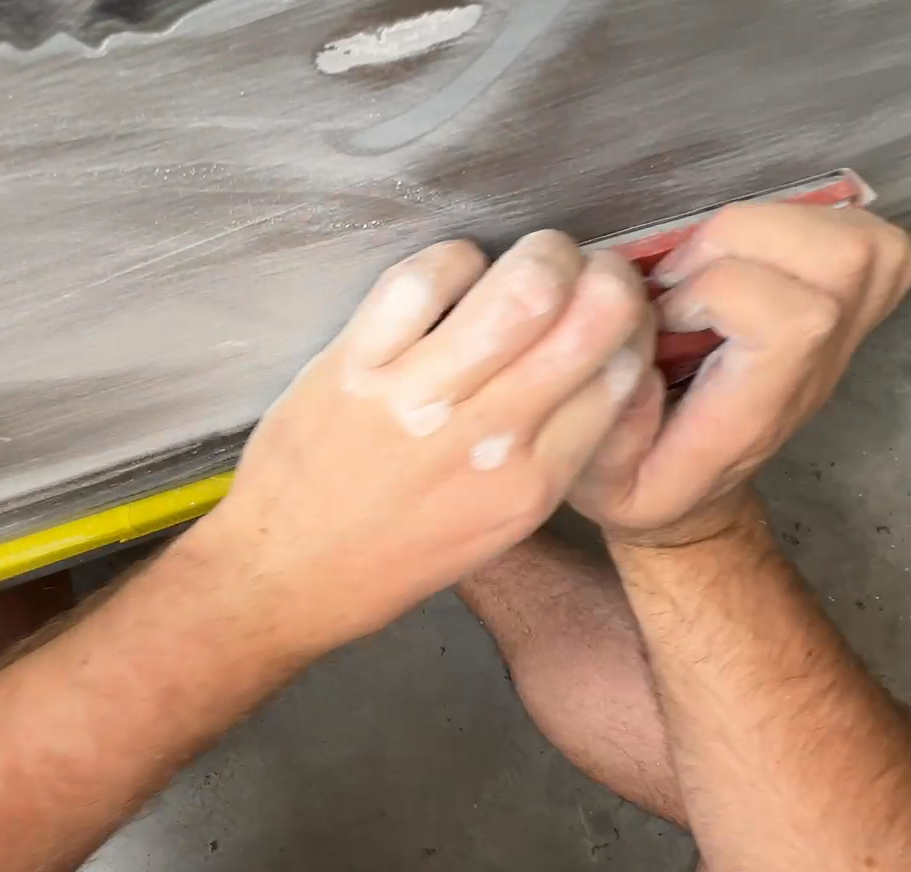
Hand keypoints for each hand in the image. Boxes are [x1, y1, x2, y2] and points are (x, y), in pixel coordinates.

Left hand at [191, 230, 652, 652]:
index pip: (623, 371)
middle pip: (593, 316)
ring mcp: (417, 401)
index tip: (601, 313)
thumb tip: (589, 368)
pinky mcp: (353, 369)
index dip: (627, 322)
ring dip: (538, 254)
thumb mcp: (490, 529)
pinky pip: (423, 278)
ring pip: (522, 287)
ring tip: (518, 267)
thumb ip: (546, 453)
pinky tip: (444, 283)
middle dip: (600, 273)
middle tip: (574, 274)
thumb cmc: (385, 562)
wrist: (283, 578)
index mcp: (531, 486)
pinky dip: (449, 262)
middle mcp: (488, 441)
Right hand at [570, 203, 910, 546]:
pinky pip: (868, 239)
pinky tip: (747, 257)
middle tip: (677, 275)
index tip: (660, 315)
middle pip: (843, 259)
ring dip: (772, 225)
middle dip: (744, 238)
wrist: (695, 499)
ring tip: (705, 262)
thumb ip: (607, 430)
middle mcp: (815, 369)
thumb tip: (626, 351)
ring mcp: (843, 337)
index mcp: (754, 411)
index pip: (793, 321)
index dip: (717, 290)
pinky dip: (808, 224)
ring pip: (862, 239)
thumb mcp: (599, 486)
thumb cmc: (643, 489)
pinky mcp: (847, 312)